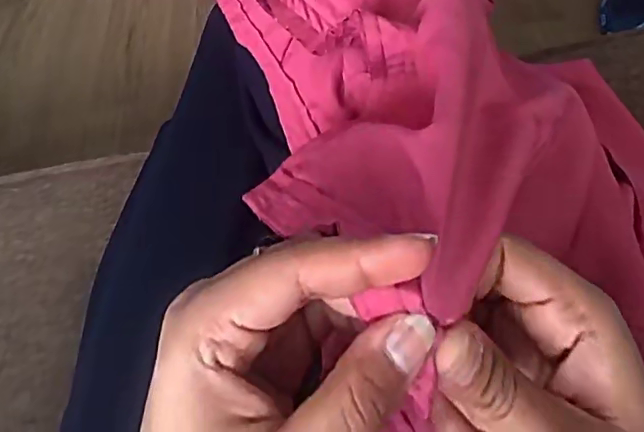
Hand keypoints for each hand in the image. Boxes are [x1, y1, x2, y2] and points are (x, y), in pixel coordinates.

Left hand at [143, 234, 440, 430]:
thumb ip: (358, 393)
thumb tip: (418, 326)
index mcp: (207, 321)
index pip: (295, 266)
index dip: (365, 255)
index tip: (425, 250)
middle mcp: (222, 310)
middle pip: (311, 275)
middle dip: (375, 283)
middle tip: (436, 291)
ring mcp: (242, 333)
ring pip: (322, 299)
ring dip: (375, 309)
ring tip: (427, 313)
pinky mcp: (262, 359)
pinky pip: (320, 331)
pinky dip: (362, 338)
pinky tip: (398, 342)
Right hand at [432, 236, 643, 431]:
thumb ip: (503, 393)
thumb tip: (442, 337)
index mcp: (574, 308)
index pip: (501, 253)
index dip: (453, 266)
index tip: (408, 301)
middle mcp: (542, 317)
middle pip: (470, 288)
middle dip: (440, 327)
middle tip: (416, 369)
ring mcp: (520, 350)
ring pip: (455, 331)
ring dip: (441, 374)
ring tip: (462, 423)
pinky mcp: (503, 382)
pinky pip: (458, 371)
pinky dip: (448, 401)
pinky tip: (463, 428)